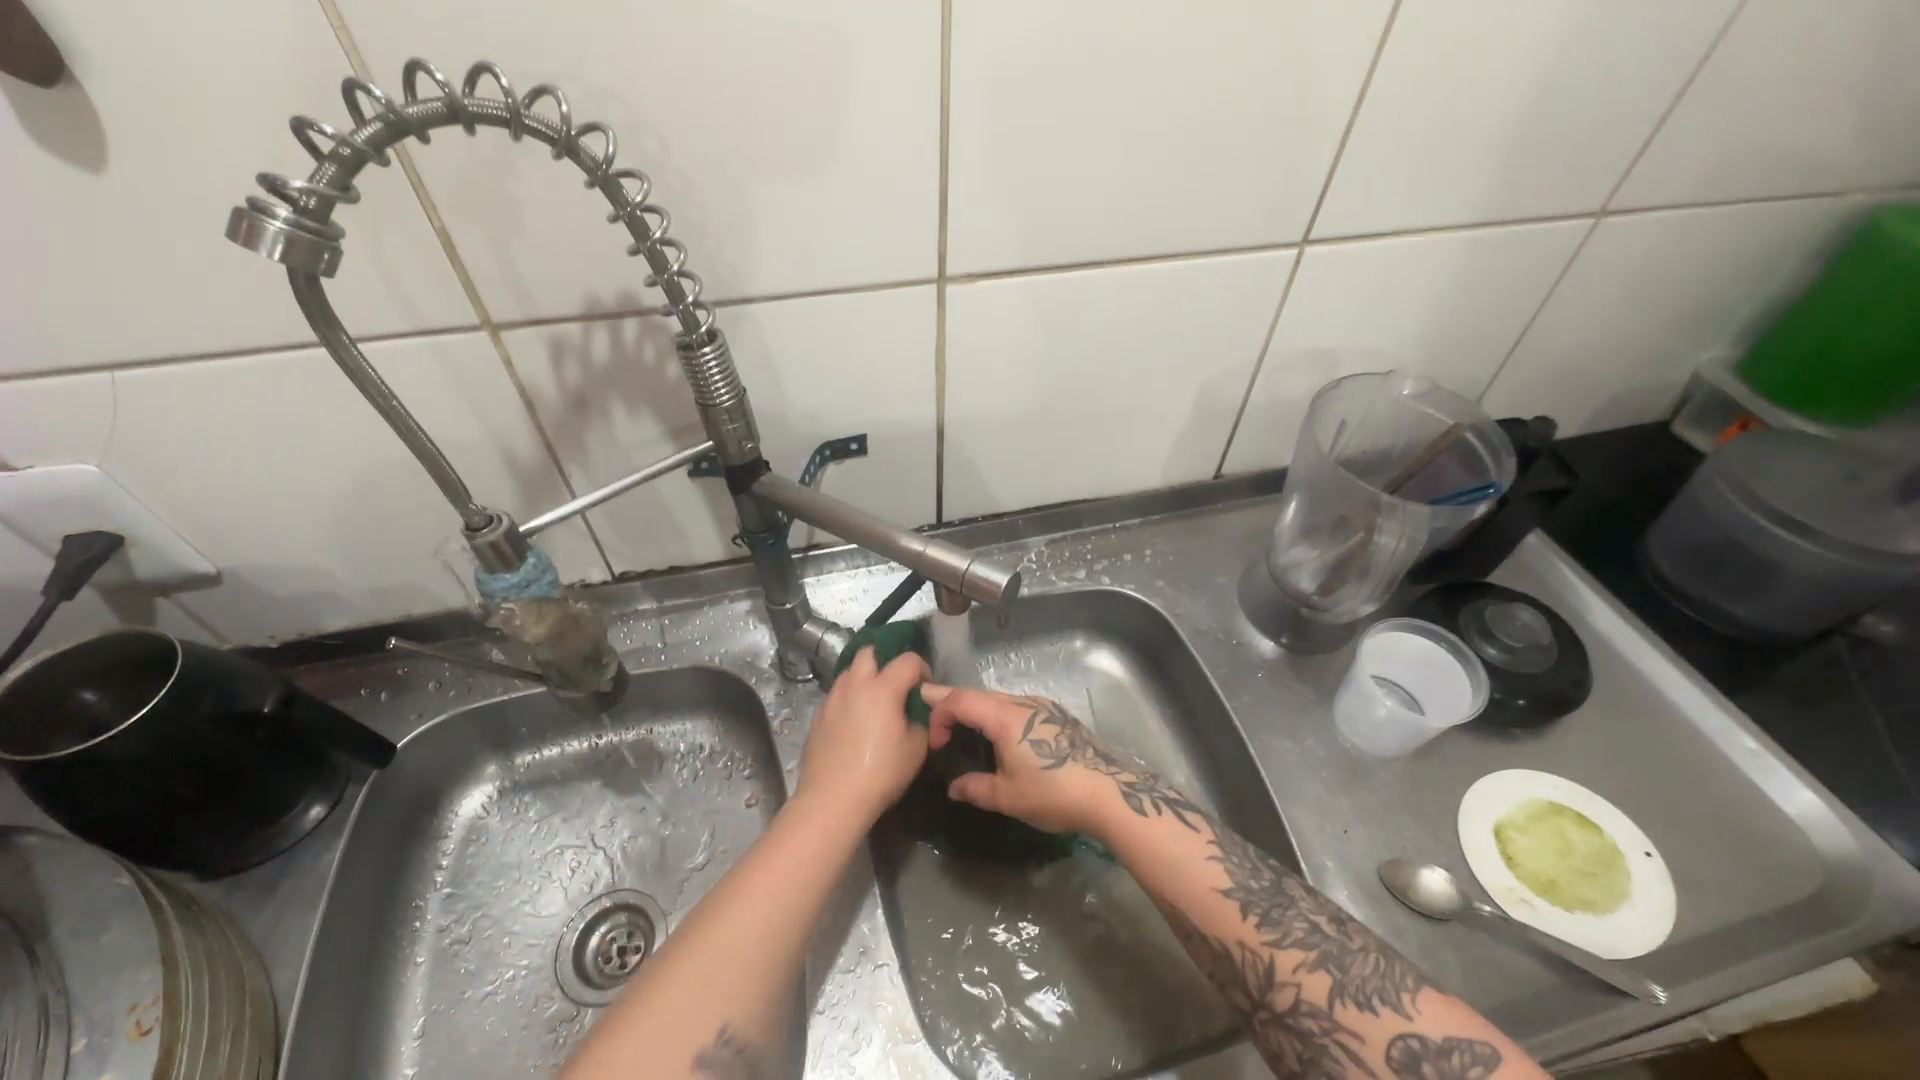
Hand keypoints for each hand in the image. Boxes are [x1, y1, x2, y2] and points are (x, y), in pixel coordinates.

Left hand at [795, 647, 930, 825]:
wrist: (833, 799)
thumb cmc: (881, 773)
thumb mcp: (917, 748)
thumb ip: (921, 720)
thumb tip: (917, 712)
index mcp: (882, 688)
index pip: (907, 660)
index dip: (922, 669)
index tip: (925, 688)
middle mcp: (854, 685)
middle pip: (868, 652)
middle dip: (885, 660)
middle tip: (895, 684)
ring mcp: (832, 700)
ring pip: (848, 672)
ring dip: (864, 678)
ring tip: (873, 703)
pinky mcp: (817, 716)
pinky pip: (836, 695)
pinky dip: (848, 698)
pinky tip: (854, 722)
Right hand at [921, 684, 1162, 837]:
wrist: (1111, 794)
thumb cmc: (1054, 794)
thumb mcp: (1007, 797)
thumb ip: (975, 788)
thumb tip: (954, 787)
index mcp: (1005, 717)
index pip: (960, 700)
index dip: (939, 714)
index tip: (935, 742)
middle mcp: (1024, 703)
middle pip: (979, 694)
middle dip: (953, 703)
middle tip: (930, 707)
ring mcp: (1044, 707)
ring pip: (1000, 700)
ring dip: (978, 709)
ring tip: (962, 724)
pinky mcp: (1059, 718)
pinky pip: (1019, 708)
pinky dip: (998, 714)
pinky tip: (998, 734)